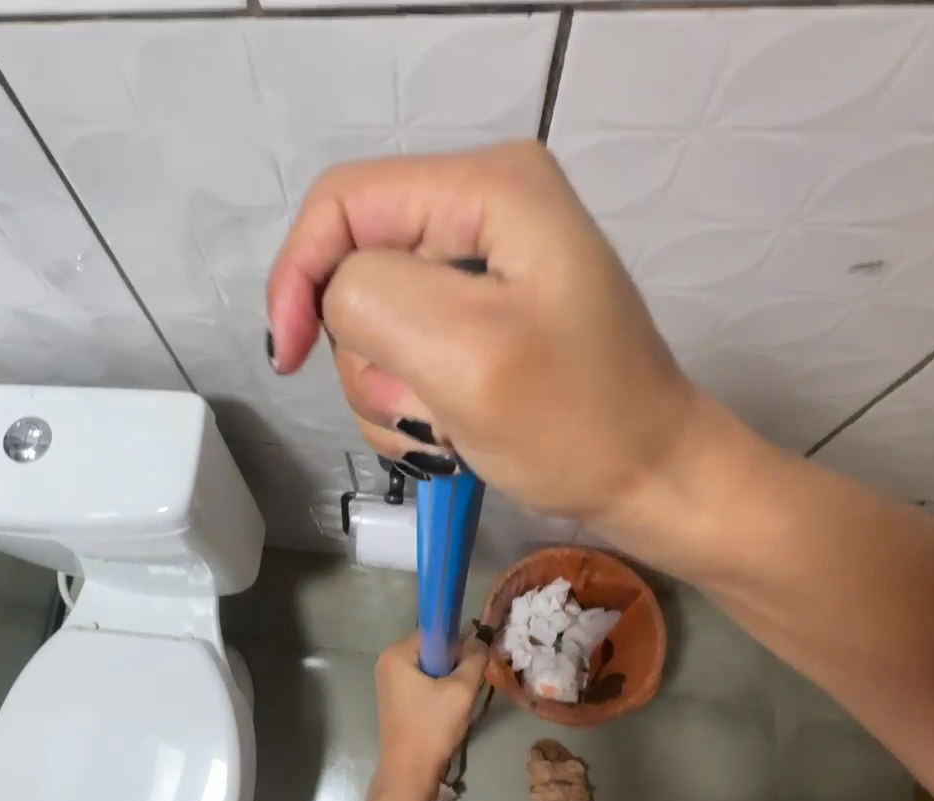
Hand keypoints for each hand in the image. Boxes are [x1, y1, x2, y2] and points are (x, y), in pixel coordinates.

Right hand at [266, 140, 728, 530]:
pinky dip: (405, 405)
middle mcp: (477, 211)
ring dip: (388, 391)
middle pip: (352, 270)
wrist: (646, 481)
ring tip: (445, 426)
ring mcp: (475, 271)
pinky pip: (395, 355)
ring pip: (366, 324)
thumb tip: (330, 298)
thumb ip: (374, 299)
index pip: (341, 203)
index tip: (287, 359)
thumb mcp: (467, 354)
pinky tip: (449, 430)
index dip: (298, 276)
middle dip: (368, 357)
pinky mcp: (472, 318)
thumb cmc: (574, 423)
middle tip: (421, 409)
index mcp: (487, 188)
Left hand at [374, 632, 486, 780]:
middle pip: (431, 650)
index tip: (474, 659)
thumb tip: (480, 638)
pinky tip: (447, 709)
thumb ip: (474, 659)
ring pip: (428, 669)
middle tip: (468, 684)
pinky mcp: (394, 700)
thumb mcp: (460, 690)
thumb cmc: (432, 726)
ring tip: (458, 699)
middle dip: (453, 663)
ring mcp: (388, 682)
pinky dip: (436, 691)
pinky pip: (421, 684)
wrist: (410, 771)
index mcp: (396, 653)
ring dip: (447, 680)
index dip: (457, 642)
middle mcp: (387, 662)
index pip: (434, 632)